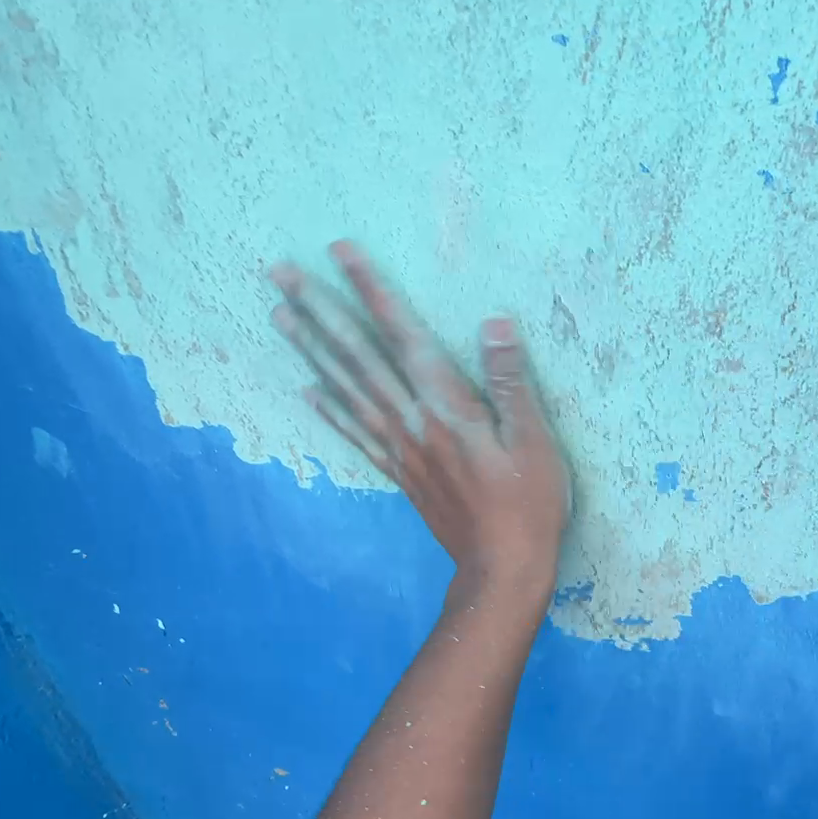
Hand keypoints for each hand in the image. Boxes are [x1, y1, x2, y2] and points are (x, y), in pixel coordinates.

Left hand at [269, 241, 567, 616]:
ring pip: (350, 392)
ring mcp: (402, 451)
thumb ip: (511, 382)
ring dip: (315, 352)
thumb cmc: (531, 503)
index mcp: (449, 409)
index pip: (406, 338)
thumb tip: (494, 323)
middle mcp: (414, 423)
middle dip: (324, 312)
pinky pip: (357, 435)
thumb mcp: (536, 441)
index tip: (341, 252)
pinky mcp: (402, 475)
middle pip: (362, 359)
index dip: (375, 293)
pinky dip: (330, 410)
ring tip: (281, 316)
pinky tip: (309, 391)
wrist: (504, 566)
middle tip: (282, 274)